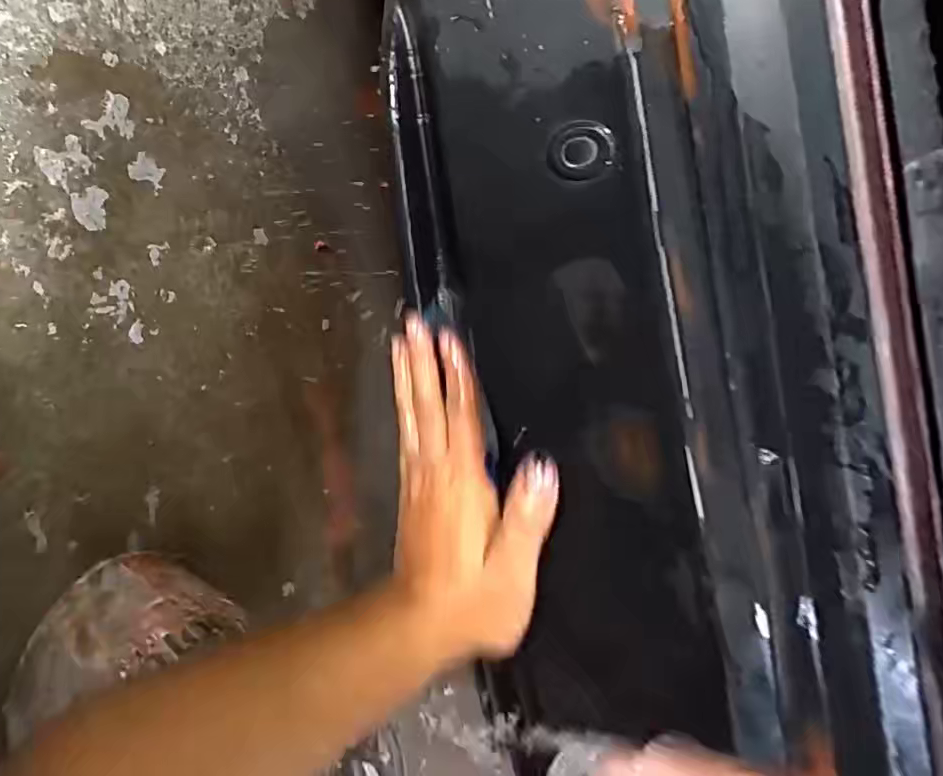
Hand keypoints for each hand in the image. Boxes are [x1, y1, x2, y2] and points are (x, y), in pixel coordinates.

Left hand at [388, 313, 559, 663]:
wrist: (418, 621)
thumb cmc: (473, 600)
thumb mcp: (513, 572)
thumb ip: (526, 518)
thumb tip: (543, 467)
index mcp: (463, 483)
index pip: (461, 417)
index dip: (457, 375)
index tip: (448, 337)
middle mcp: (435, 470)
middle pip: (428, 404)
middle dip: (422, 360)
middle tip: (412, 321)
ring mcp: (418, 475)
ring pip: (411, 413)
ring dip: (407, 375)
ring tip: (400, 341)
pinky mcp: (410, 486)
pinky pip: (406, 431)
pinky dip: (403, 403)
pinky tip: (403, 390)